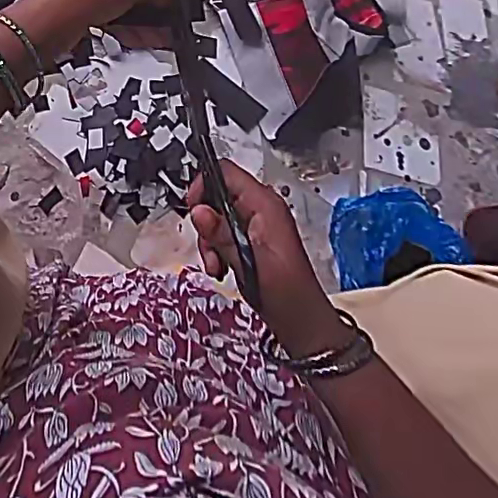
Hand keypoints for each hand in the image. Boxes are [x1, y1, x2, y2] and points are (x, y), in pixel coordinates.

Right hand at [188, 161, 352, 356]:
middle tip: (208, 244)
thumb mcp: (249, 262)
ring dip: (209, 239)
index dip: (204, 185)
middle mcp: (261, 209)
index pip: (226, 171)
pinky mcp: (251, 238)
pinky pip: (223, 231)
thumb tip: (199, 210)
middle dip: (205, 220)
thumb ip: (222, 234)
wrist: (303, 325)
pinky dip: (216, 248)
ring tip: (217, 262)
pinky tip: (222, 266)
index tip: (194, 209)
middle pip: (217, 194)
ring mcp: (256, 223)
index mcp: (265, 205)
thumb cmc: (288, 296)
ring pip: (216, 215)